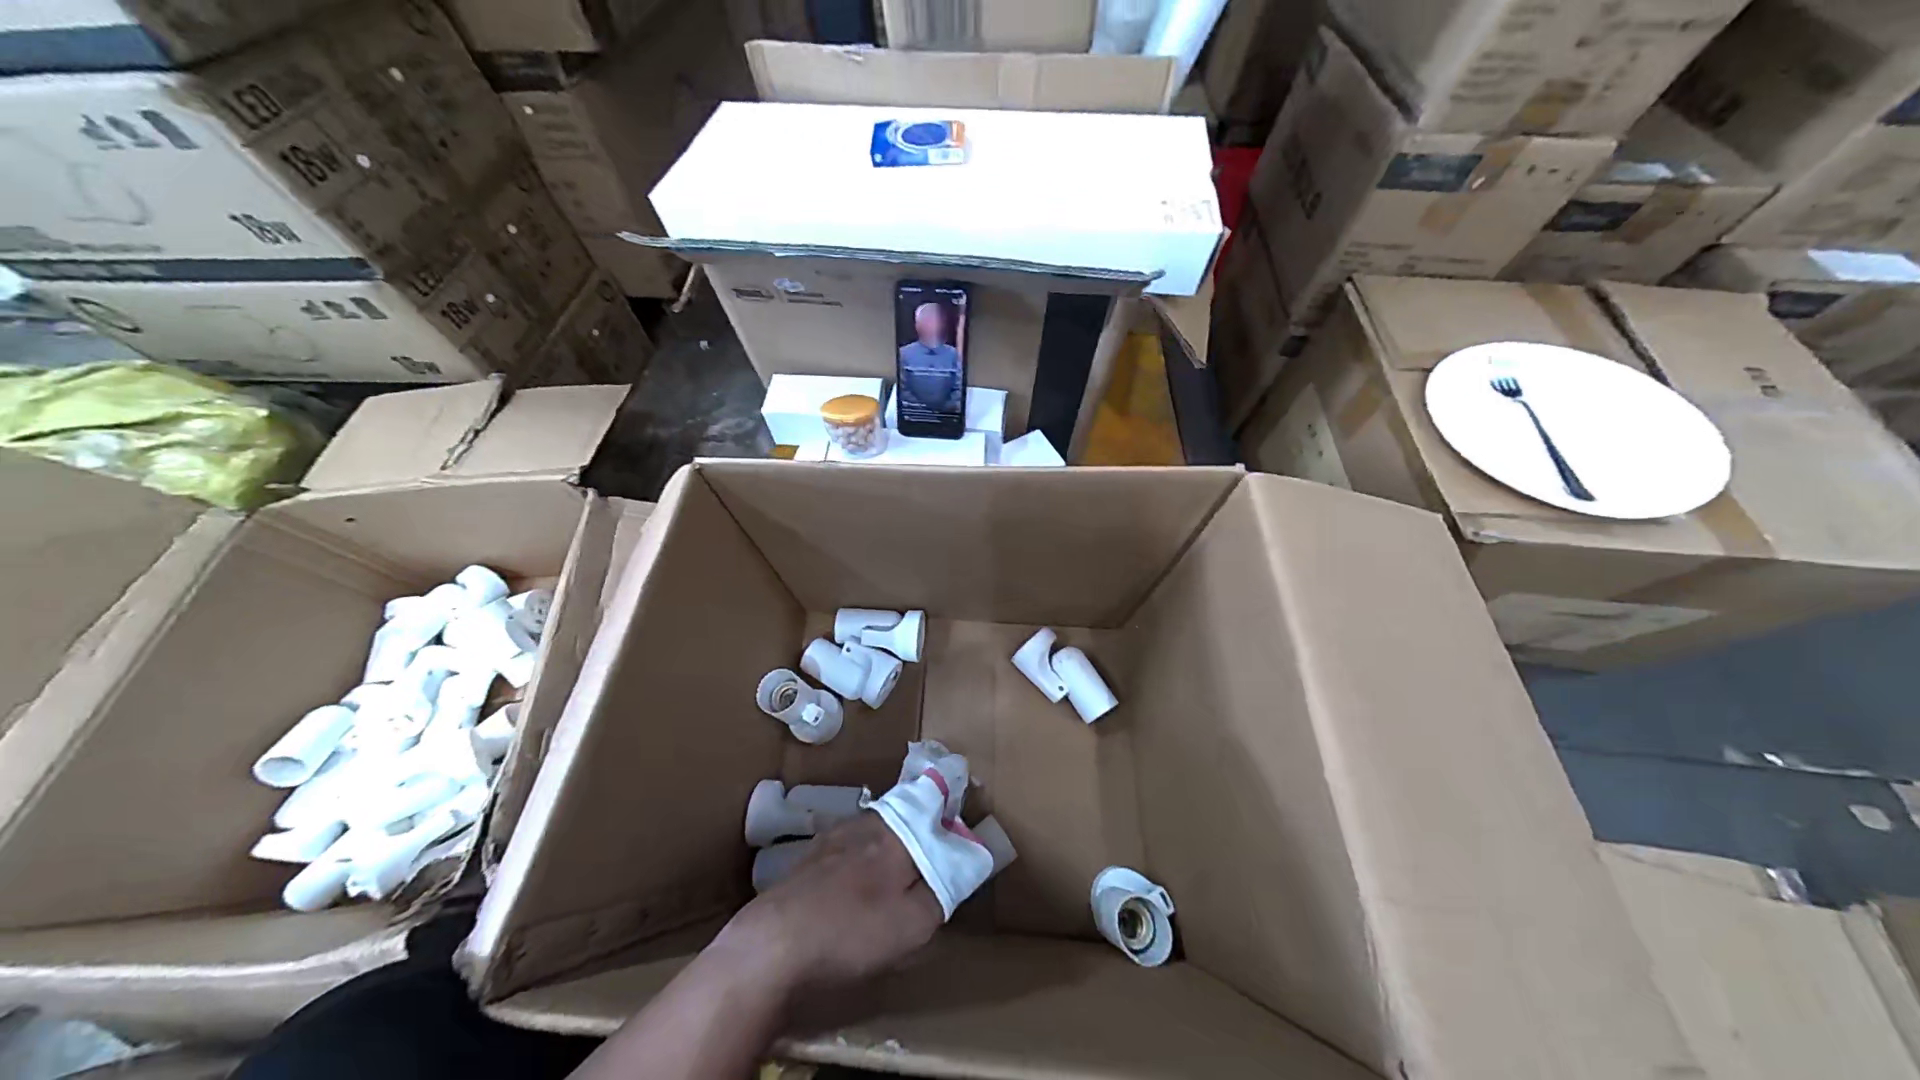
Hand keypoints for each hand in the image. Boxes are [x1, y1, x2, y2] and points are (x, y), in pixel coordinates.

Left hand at [716, 813, 940, 991]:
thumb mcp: (914, 924)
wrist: (771, 946)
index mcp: (896, 833)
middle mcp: (863, 825)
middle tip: (931, 861)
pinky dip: (859, 866)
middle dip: (919, 833)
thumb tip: (961, 862)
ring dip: (887, 850)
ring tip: (895, 879)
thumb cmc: (851, 932)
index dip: (948, 813)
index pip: (931, 804)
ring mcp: (830, 840)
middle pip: (902, 819)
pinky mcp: (806, 862)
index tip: (961, 828)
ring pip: (872, 835)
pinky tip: (854, 892)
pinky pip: (846, 853)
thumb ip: (942, 890)